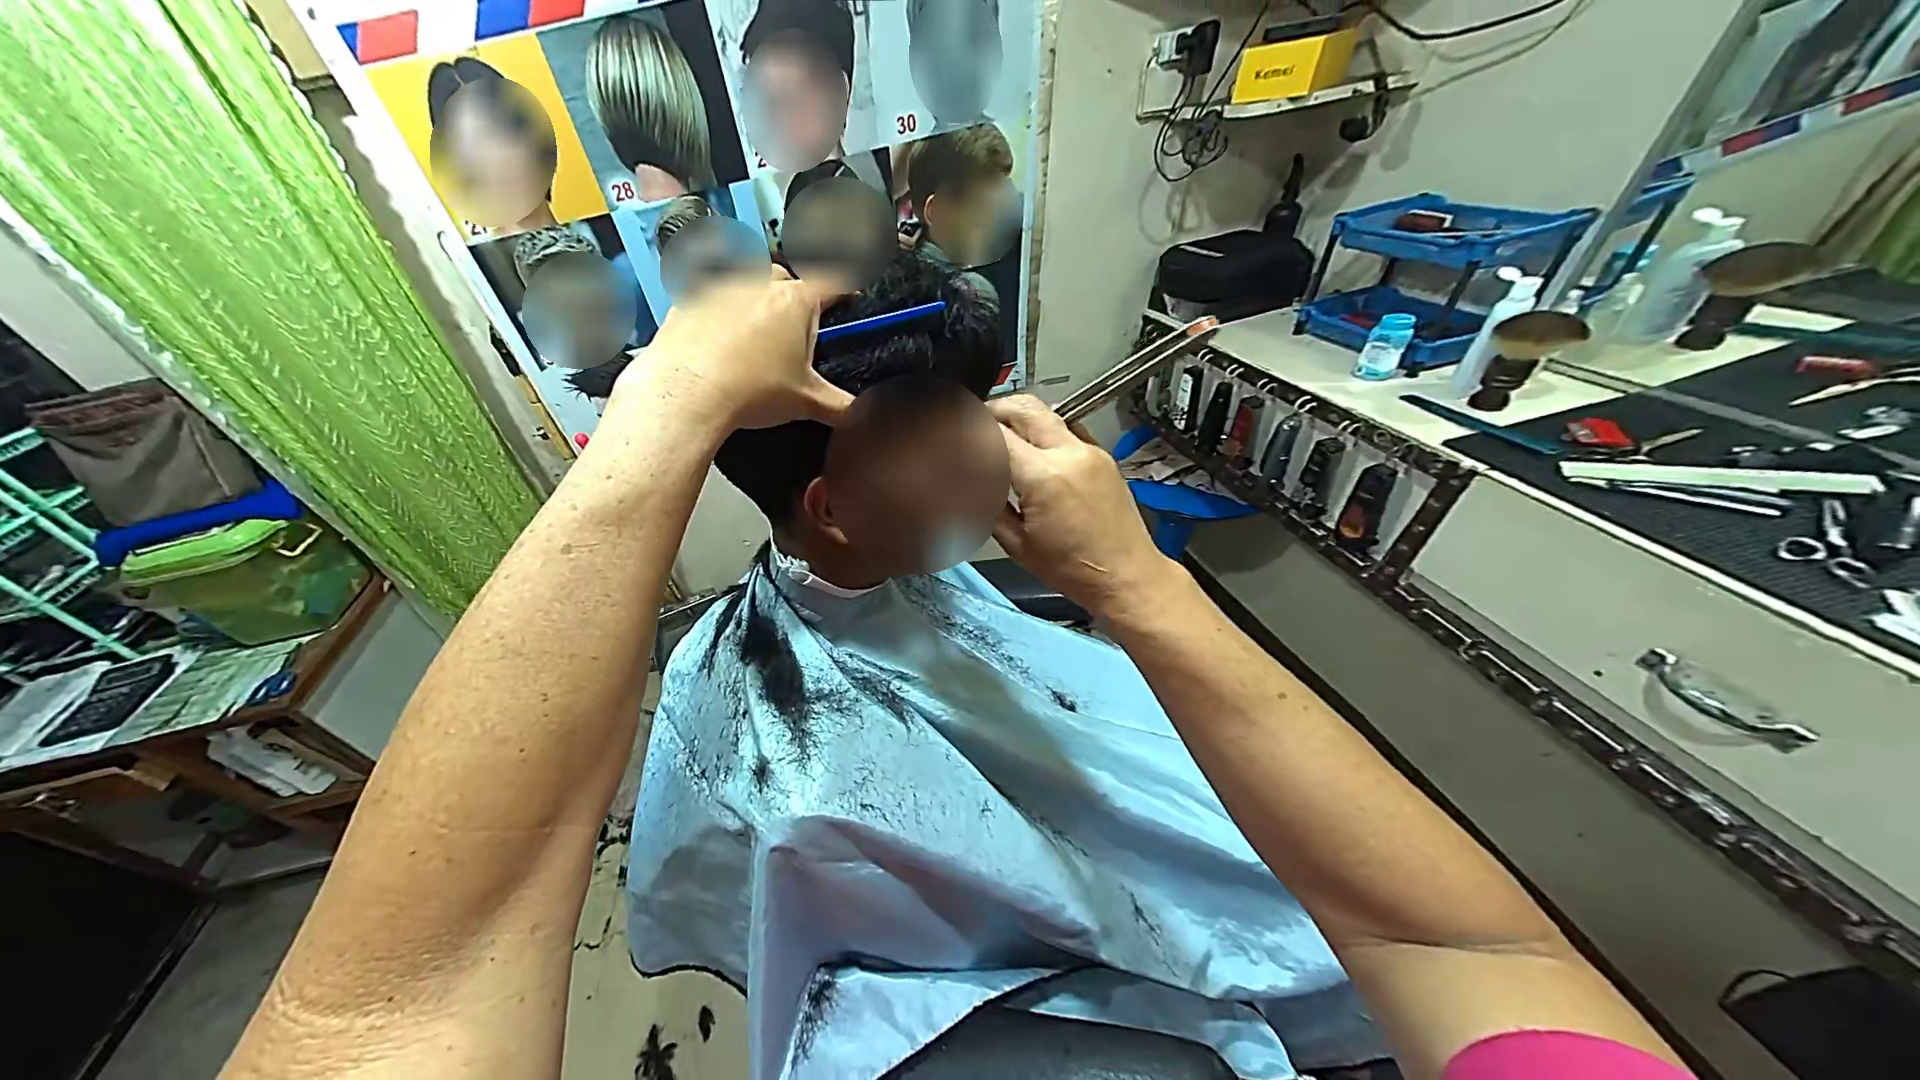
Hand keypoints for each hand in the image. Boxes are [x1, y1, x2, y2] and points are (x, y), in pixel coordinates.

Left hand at [609, 266, 852, 430]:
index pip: (833, 280)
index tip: (849, 292)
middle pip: (786, 277)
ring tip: (756, 336)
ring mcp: (720, 286)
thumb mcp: (807, 402)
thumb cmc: (745, 389)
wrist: (687, 394)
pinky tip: (721, 339)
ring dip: (756, 298)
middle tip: (795, 333)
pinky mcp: (687, 299)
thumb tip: (857, 414)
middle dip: (795, 298)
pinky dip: (719, 309)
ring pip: (747, 279)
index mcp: (795, 300)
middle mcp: (758, 282)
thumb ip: (841, 406)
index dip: (846, 286)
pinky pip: (710, 293)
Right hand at [989, 395, 1180, 618]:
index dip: (968, 433)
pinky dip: (1043, 432)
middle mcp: (1070, 455)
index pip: (994, 434)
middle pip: (1021, 407)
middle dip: (992, 411)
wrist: (1126, 576)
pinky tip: (1032, 453)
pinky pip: (1066, 429)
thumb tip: (969, 483)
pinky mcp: (1101, 457)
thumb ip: (987, 504)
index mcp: (1043, 477)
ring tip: (1000, 440)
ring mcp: (1090, 452)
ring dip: (1018, 419)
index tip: (955, 439)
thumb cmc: (1078, 569)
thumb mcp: (1016, 542)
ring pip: (1046, 413)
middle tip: (974, 427)